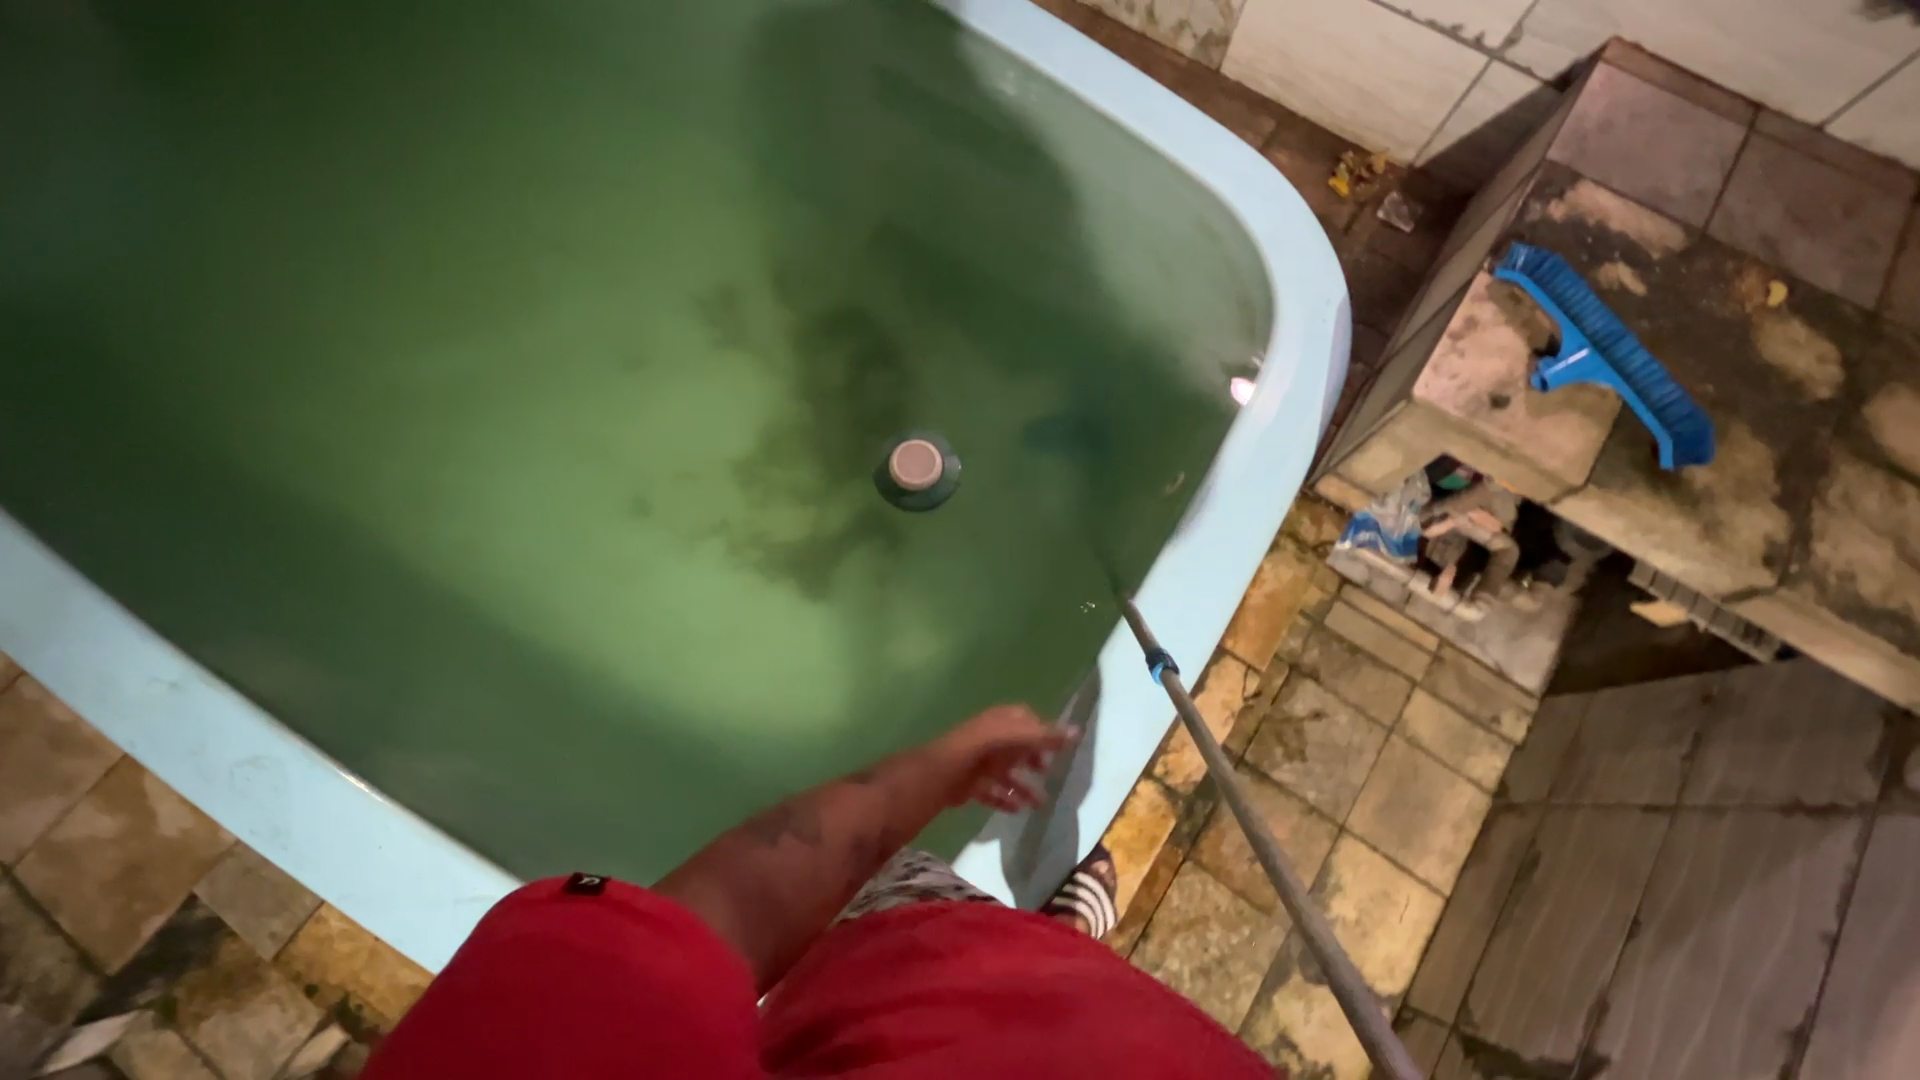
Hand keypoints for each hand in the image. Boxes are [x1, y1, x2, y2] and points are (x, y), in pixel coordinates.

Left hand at [924, 705, 1076, 812]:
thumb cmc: (987, 748)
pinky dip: (1005, 800)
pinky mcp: (971, 783)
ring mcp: (979, 761)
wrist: (946, 772)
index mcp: (1001, 722)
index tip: (1056, 746)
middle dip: (1033, 759)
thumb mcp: (1021, 738)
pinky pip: (992, 792)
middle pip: (1016, 747)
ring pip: (1006, 773)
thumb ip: (1047, 737)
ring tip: (1040, 804)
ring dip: (1023, 786)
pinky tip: (1018, 810)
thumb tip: (1078, 731)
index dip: (1040, 730)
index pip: (1024, 719)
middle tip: (1049, 772)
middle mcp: (990, 738)